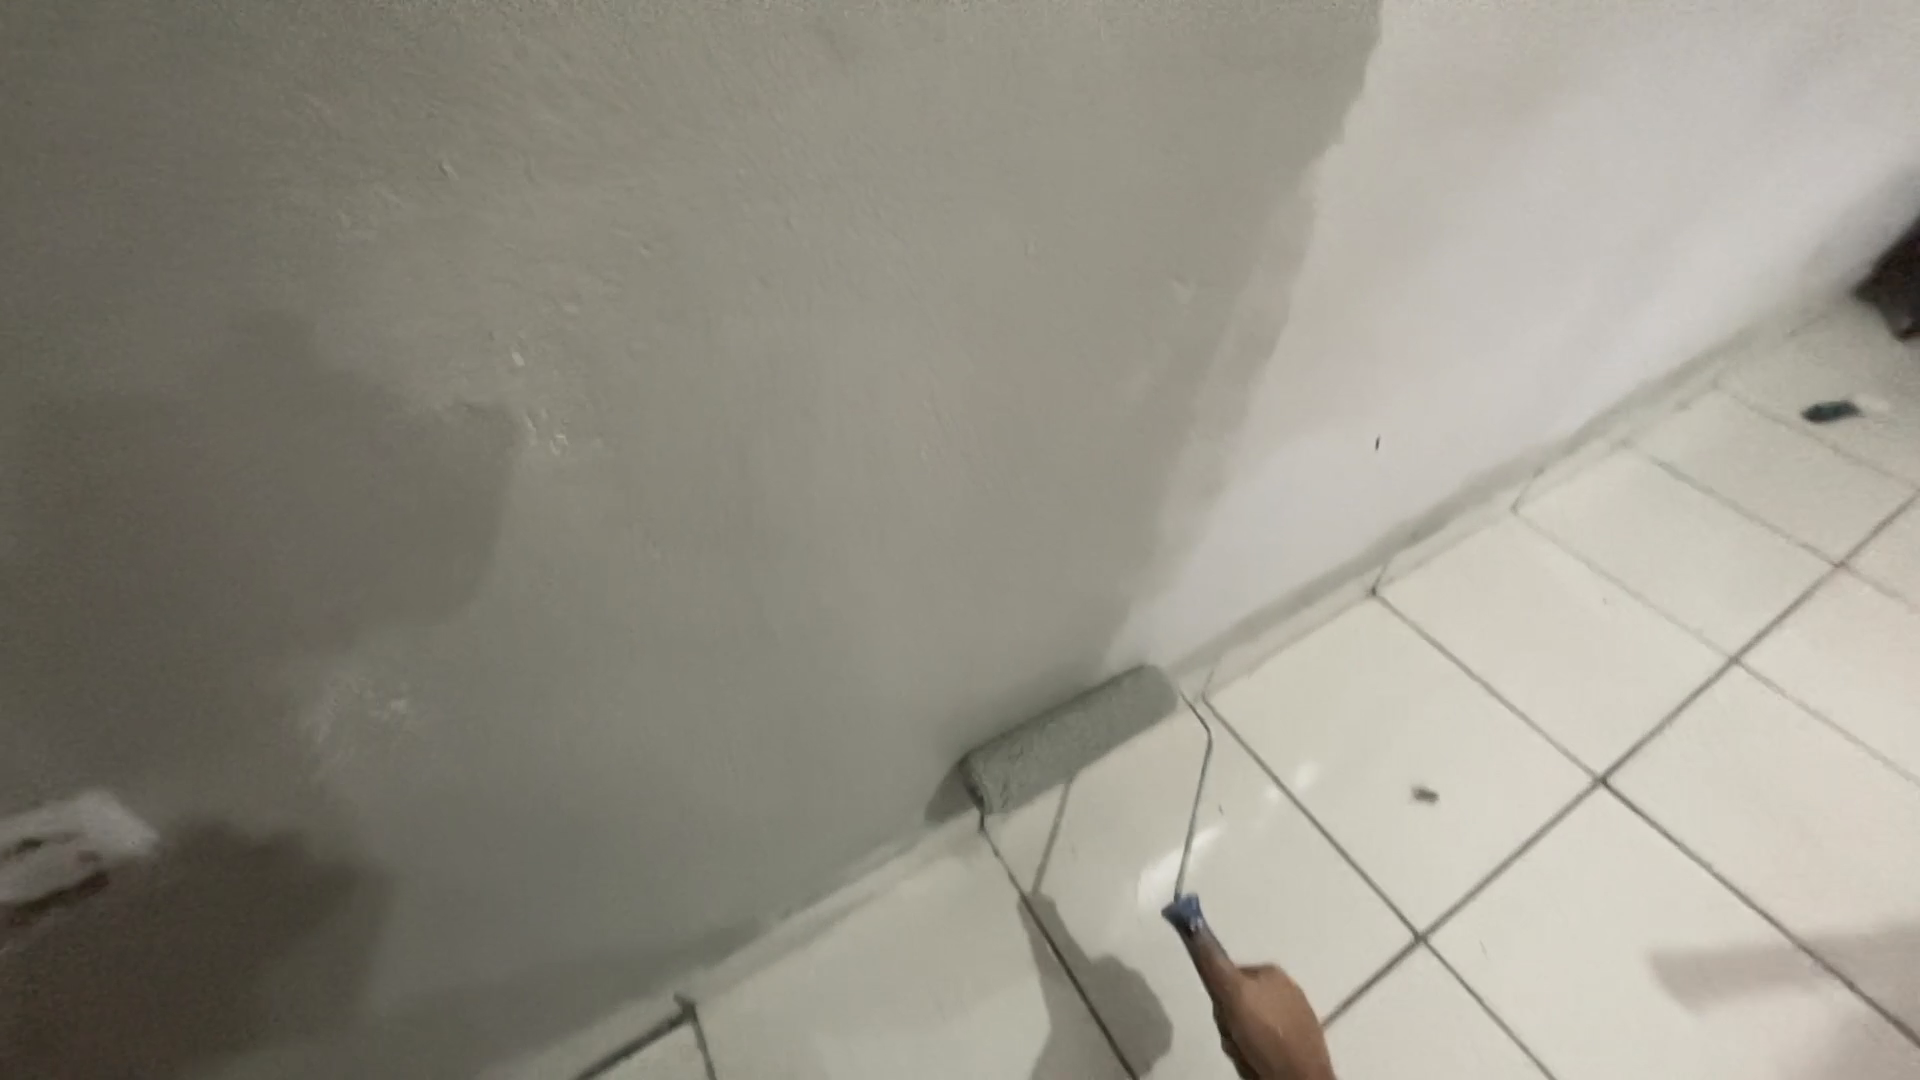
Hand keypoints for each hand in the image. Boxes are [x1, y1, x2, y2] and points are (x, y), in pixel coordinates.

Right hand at [1211, 963, 1334, 1079]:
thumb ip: (1212, 962)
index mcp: (1271, 972)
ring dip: (1242, 1040)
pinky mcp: (1301, 1045)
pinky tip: (1261, 1061)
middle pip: (1239, 1003)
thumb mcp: (1232, 993)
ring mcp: (1296, 1018)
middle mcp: (1287, 989)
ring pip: (1250, 1026)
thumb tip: (1191, 922)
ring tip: (1248, 1052)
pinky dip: (1259, 1053)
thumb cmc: (1265, 1033)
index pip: (1229, 977)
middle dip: (1231, 1023)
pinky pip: (1267, 1044)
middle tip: (1235, 1036)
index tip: (1224, 1014)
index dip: (1221, 999)